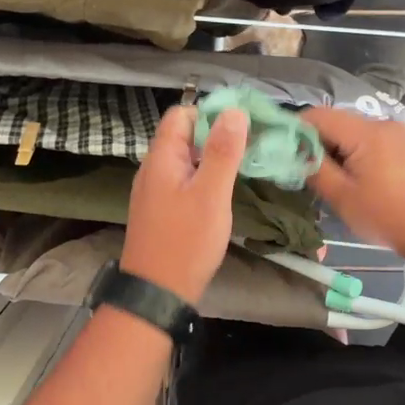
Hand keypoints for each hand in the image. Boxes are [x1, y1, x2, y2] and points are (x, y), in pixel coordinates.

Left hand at [121, 105, 248, 303]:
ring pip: (187, 161)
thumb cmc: (186, 242)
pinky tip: (224, 194)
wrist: (157, 293)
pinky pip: (184, 182)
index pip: (181, 114)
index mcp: (161, 158)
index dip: (211, 113)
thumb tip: (234, 111)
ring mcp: (155, 191)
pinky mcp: (162, 211)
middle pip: (184, 136)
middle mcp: (153, 169)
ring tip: (244, 168)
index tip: (243, 125)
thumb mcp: (210, 194)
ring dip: (213, 159)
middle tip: (251, 147)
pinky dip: (205, 180)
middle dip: (217, 136)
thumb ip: (222, 152)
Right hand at [302, 107, 404, 260]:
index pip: (318, 115)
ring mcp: (395, 134)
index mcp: (366, 132)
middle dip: (315, 142)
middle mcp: (381, 124)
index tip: (284, 153)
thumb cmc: (386, 216)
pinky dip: (353, 153)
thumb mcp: (342, 197)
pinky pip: (367, 140)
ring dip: (334, 150)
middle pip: (335, 121)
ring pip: (351, 132)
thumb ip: (314, 169)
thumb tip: (293, 152)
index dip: (295, 130)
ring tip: (329, 179)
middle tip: (305, 172)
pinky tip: (352, 179)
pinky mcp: (402, 146)